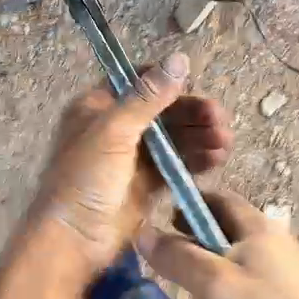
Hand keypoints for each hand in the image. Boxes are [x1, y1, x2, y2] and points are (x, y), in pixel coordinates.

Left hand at [26, 51, 233, 276]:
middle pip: (160, 110)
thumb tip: (180, 58)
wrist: (73, 240)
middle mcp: (114, 127)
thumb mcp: (114, 130)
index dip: (166, 82)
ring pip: (171, 138)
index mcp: (97, 106)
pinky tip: (217, 159)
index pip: (137, 82)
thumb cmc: (86, 177)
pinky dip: (195, 160)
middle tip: (220, 120)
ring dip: (198, 136)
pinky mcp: (145, 185)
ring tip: (225, 142)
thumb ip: (148, 96)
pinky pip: (175, 165)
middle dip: (192, 113)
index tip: (196, 85)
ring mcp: (130, 157)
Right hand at [137, 189, 298, 298]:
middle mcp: (276, 243)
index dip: (188, 202)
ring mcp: (289, 275)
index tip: (159, 218)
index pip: (218, 197)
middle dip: (195, 235)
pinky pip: (253, 282)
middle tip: (166, 256)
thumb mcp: (215, 287)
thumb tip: (143, 231)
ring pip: (239, 257)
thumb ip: (178, 257)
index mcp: (259, 228)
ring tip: (188, 287)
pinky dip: (231, 287)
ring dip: (212, 264)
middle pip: (228, 227)